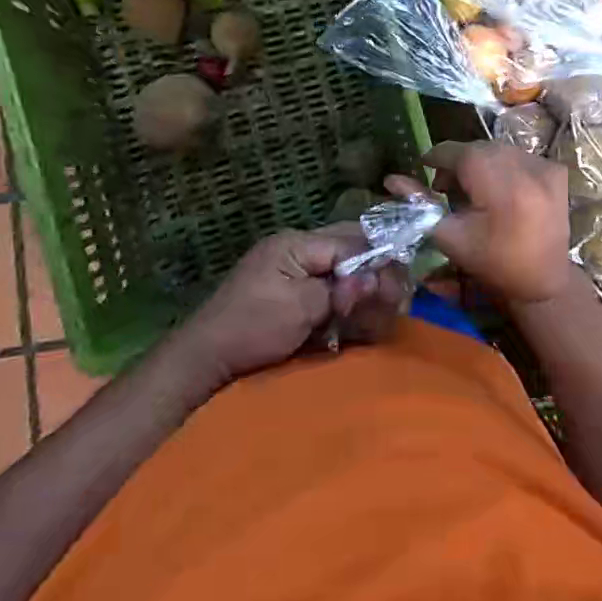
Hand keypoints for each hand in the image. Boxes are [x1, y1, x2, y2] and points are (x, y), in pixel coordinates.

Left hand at [172, 223, 409, 385]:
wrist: (205, 359)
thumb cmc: (252, 328)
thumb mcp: (300, 307)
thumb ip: (342, 289)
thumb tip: (377, 278)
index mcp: (296, 244)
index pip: (351, 241)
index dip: (377, 263)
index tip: (396, 290)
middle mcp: (298, 250)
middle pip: (351, 250)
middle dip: (374, 274)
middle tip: (394, 300)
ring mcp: (294, 271)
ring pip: (345, 269)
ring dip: (362, 291)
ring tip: (379, 313)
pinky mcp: (293, 294)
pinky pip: (330, 288)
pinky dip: (346, 303)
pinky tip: (357, 320)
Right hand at [386, 141, 578, 305]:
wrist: (544, 280)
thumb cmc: (493, 263)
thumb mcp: (451, 236)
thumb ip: (421, 204)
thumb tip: (391, 179)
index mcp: (501, 186)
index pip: (460, 152)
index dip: (437, 157)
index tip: (426, 169)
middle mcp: (527, 168)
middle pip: (479, 149)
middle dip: (459, 162)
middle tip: (447, 187)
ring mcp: (546, 167)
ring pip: (499, 149)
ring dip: (481, 162)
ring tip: (473, 190)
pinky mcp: (557, 171)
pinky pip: (519, 156)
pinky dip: (504, 166)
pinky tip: (501, 191)